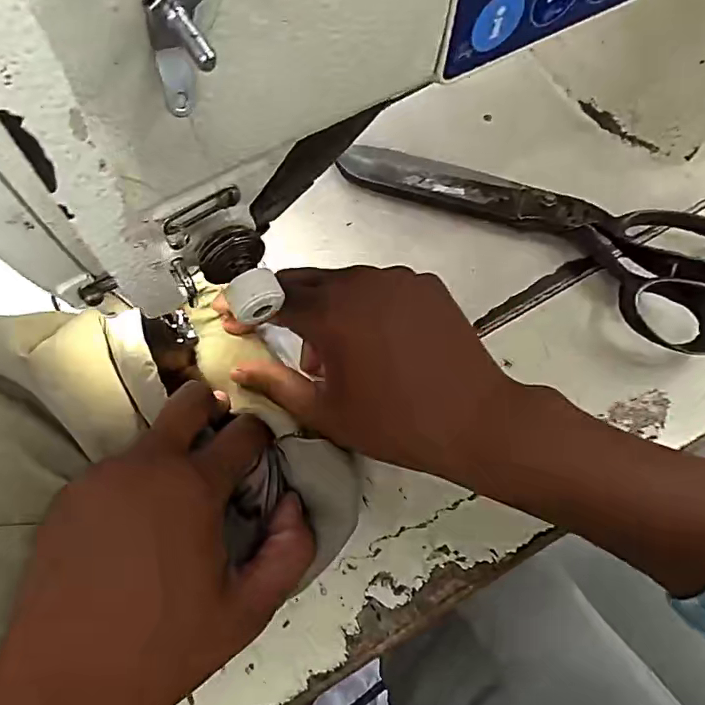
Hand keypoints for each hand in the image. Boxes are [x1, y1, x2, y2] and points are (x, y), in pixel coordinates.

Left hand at [0, 382, 314, 704]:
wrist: (63, 681)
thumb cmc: (165, 648)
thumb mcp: (249, 610)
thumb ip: (290, 550)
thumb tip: (292, 503)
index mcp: (193, 487)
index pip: (243, 431)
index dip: (263, 437)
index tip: (264, 458)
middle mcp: (144, 466)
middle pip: (187, 401)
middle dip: (214, 409)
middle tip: (224, 447)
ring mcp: (99, 478)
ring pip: (150, 443)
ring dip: (172, 460)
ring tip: (175, 516)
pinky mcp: (68, 498)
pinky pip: (116, 474)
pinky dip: (136, 487)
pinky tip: (134, 537)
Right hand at [216, 266, 530, 481]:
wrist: (475, 419)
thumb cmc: (397, 424)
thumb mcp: (327, 412)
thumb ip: (277, 384)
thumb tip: (242, 369)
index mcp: (333, 314)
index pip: (272, 297)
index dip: (245, 306)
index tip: (230, 315)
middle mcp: (363, 284)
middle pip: (306, 281)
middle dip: (281, 302)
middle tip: (270, 329)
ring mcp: (398, 280)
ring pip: (344, 283)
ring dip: (325, 309)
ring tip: (330, 355)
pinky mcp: (425, 285)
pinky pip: (379, 287)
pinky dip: (363, 307)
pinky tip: (371, 342)